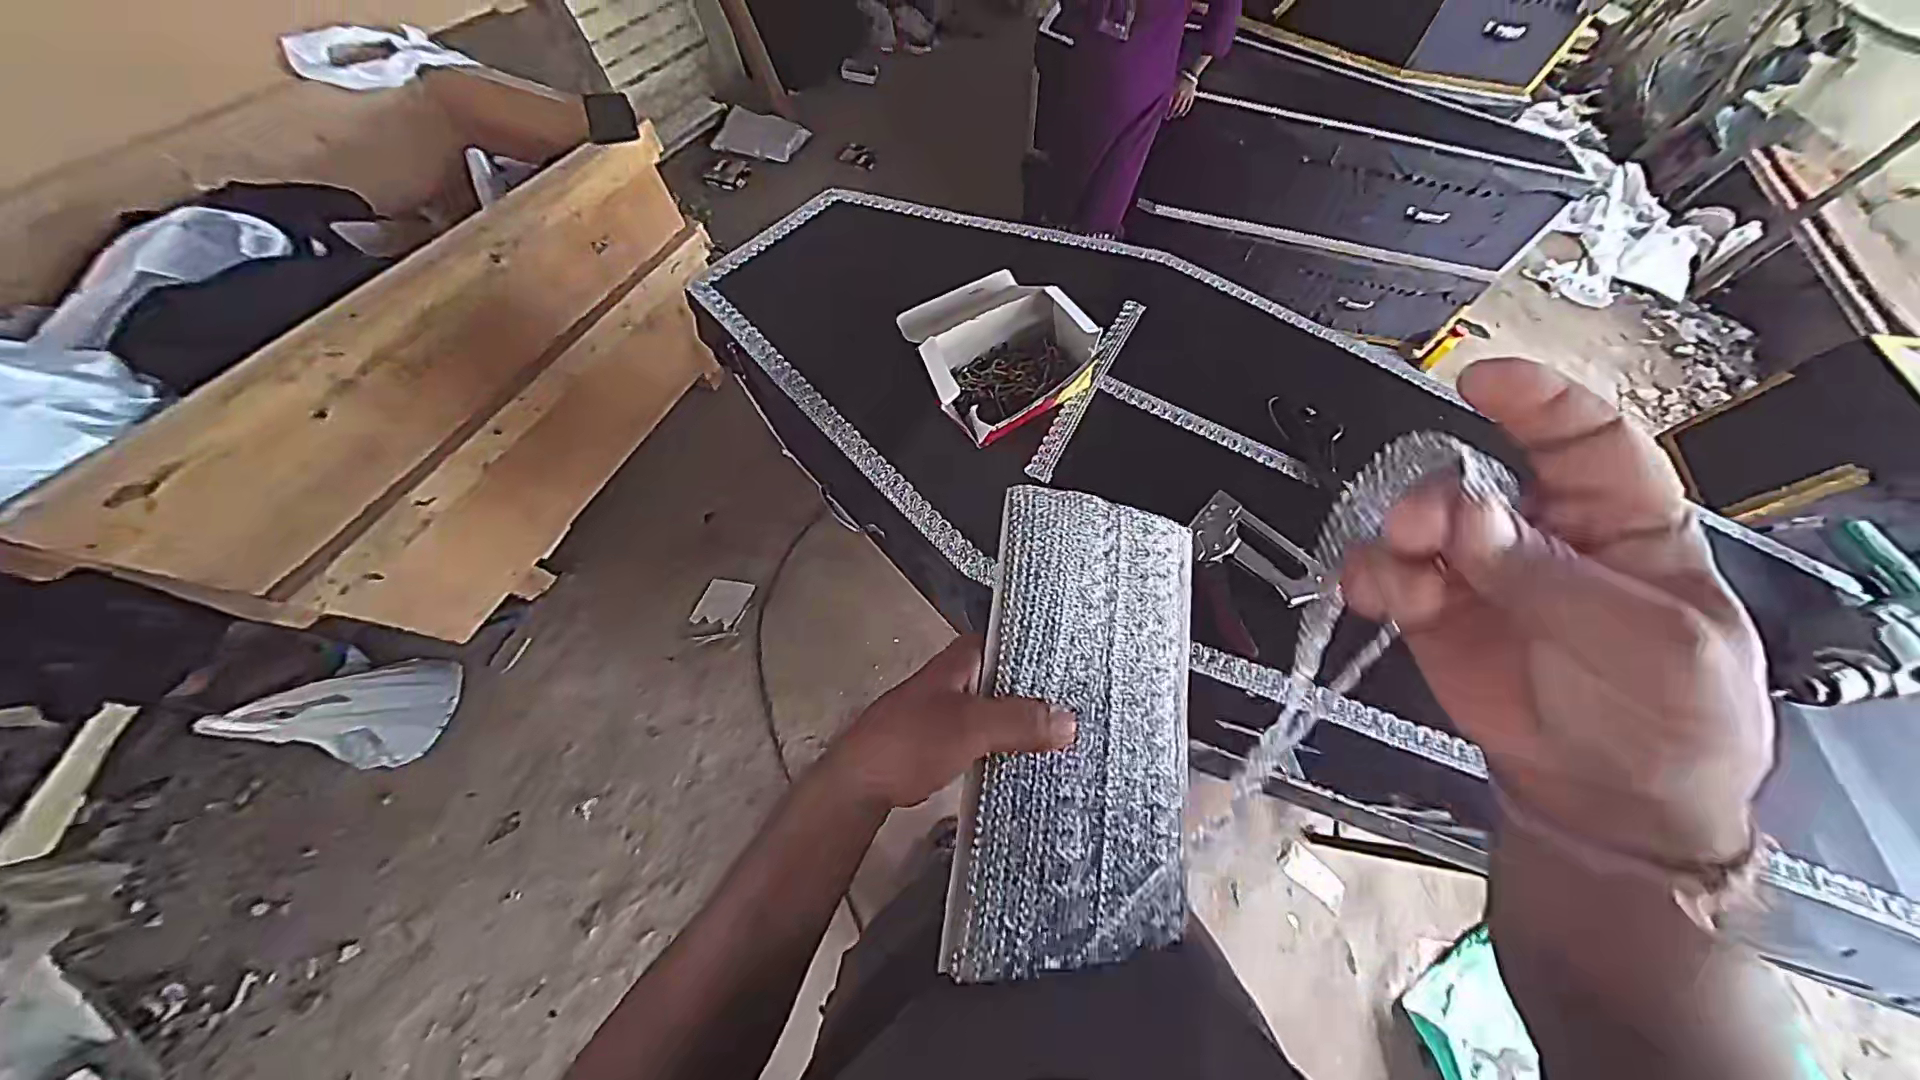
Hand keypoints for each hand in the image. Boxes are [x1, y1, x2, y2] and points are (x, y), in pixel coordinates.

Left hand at [819, 636, 1076, 810]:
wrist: (862, 784)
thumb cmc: (910, 741)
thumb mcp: (971, 726)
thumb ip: (1019, 720)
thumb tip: (1070, 721)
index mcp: (962, 658)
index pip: (1013, 640)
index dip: (1045, 651)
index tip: (1081, 667)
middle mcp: (960, 677)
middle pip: (1012, 677)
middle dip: (1043, 691)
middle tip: (1087, 704)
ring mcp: (955, 708)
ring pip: (1002, 707)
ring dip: (1028, 719)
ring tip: (1073, 731)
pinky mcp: (951, 738)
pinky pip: (992, 733)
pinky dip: (1012, 740)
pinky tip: (1037, 755)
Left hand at [1168, 72, 1197, 118]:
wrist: (1190, 72)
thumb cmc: (1179, 77)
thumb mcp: (1172, 84)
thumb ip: (1169, 93)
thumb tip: (1165, 103)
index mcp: (1175, 92)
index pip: (1169, 104)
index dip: (1166, 110)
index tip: (1163, 114)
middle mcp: (1181, 95)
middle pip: (1175, 108)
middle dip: (1170, 114)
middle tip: (1167, 118)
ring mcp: (1187, 96)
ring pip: (1181, 108)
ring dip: (1177, 113)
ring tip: (1174, 116)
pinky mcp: (1191, 96)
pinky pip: (1188, 105)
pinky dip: (1185, 111)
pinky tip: (1182, 114)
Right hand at [1342, 358, 1772, 866]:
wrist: (1598, 786)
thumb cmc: (1666, 712)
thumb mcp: (1640, 640)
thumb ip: (1548, 575)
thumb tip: (1469, 517)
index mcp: (1617, 522)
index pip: (1581, 437)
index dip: (1534, 402)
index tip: (1482, 380)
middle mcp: (1535, 534)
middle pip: (1470, 484)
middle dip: (1438, 498)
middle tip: (1423, 525)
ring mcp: (1474, 571)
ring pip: (1413, 526)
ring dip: (1394, 542)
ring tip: (1401, 580)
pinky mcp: (1429, 607)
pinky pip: (1384, 574)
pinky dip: (1369, 579)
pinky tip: (1375, 597)